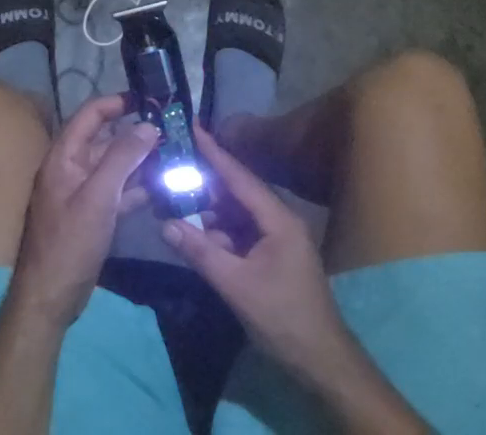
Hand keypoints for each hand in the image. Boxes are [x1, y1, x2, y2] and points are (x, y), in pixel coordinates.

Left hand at [8, 93, 156, 327]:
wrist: (50, 297)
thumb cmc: (70, 242)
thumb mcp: (99, 197)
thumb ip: (122, 158)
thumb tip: (148, 126)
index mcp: (63, 157)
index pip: (90, 116)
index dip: (116, 103)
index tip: (147, 100)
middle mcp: (71, 169)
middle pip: (105, 140)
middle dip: (136, 135)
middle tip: (171, 131)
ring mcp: (81, 194)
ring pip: (114, 167)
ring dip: (141, 161)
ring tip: (175, 156)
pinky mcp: (92, 216)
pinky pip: (118, 192)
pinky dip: (138, 188)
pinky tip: (163, 188)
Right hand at [163, 125, 430, 433]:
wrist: (319, 357)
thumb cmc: (282, 316)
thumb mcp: (236, 284)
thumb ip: (200, 251)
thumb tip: (166, 223)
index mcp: (279, 219)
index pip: (240, 177)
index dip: (215, 153)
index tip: (192, 128)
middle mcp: (280, 220)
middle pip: (238, 191)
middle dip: (206, 179)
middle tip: (174, 164)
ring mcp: (278, 238)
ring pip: (237, 213)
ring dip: (210, 208)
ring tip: (176, 198)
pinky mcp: (273, 255)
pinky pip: (241, 232)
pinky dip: (219, 231)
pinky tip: (196, 233)